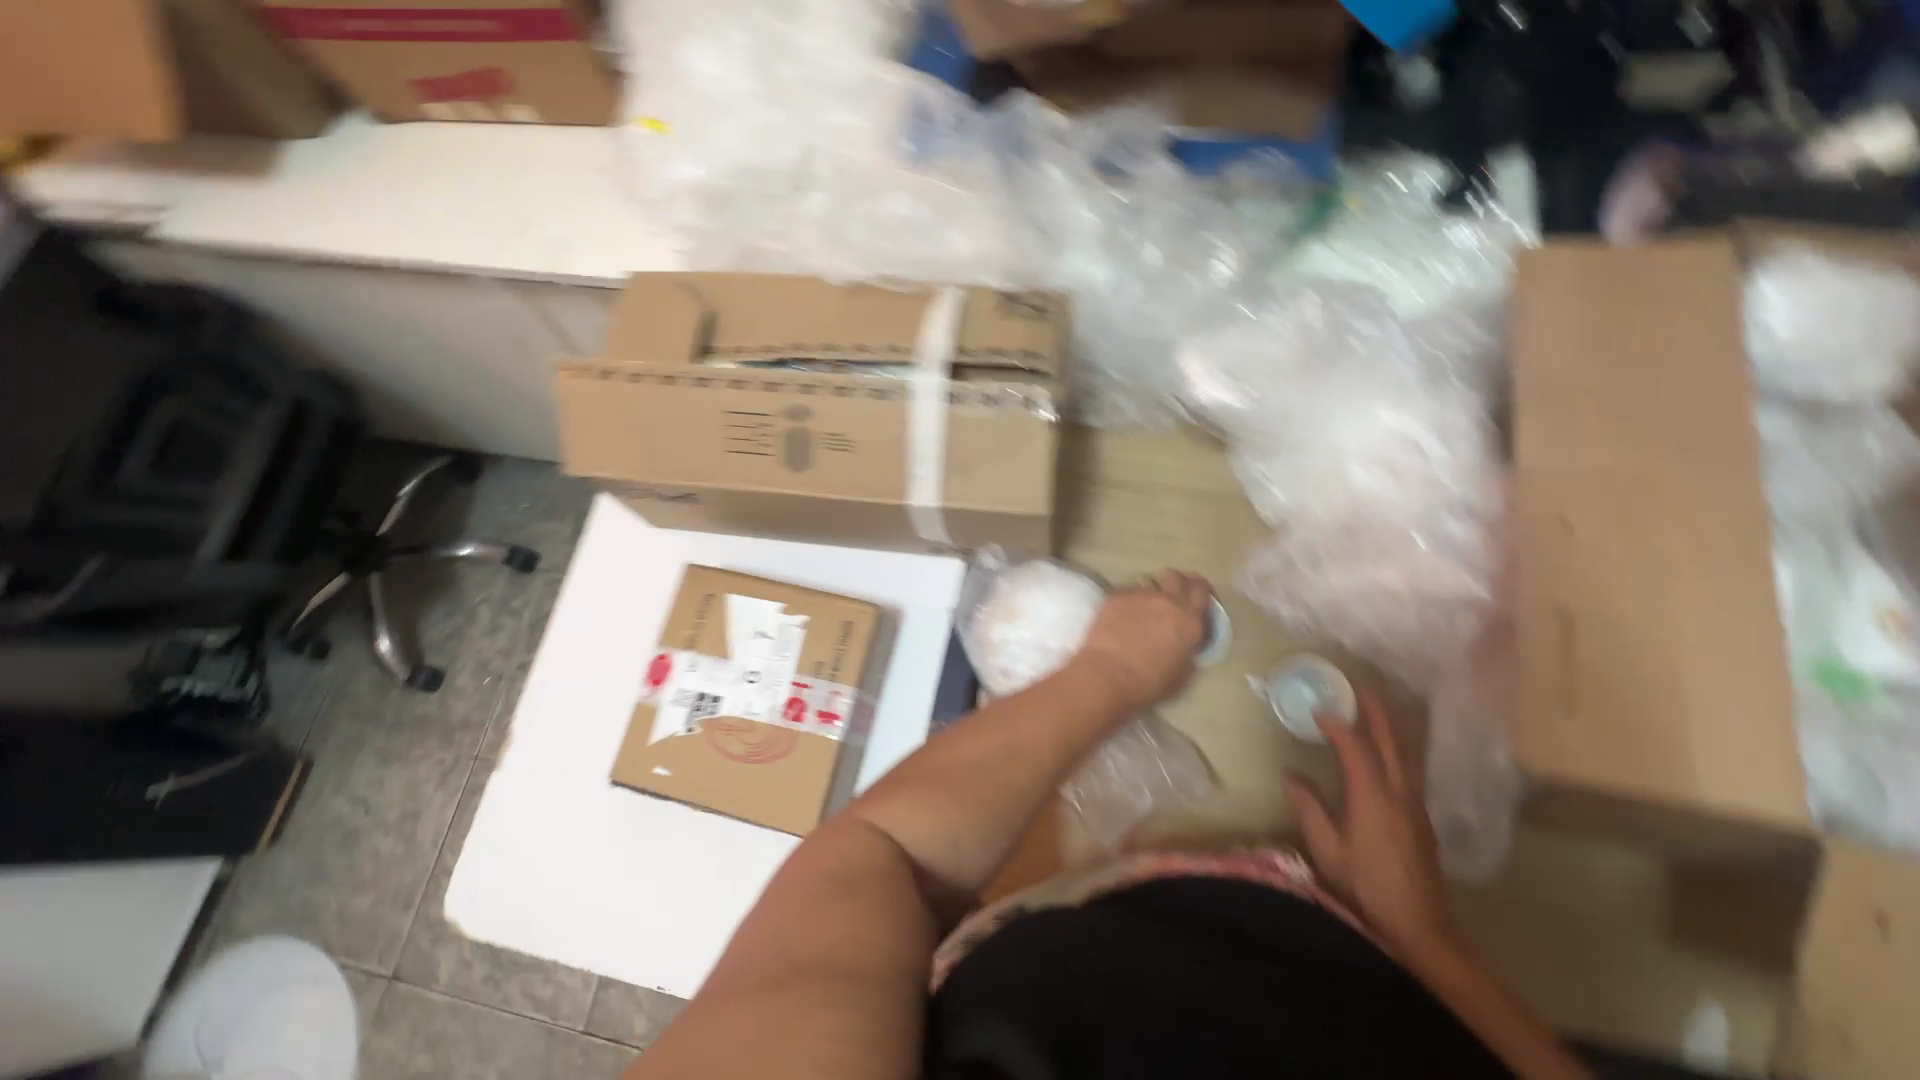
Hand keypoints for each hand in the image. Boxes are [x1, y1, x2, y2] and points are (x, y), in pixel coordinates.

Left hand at [1068, 570, 1211, 711]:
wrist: (1108, 675)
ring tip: (1142, 607)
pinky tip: (1120, 614)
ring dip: (1149, 591)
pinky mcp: (1116, 596)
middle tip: (1169, 597)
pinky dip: (1128, 599)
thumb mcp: (1182, 671)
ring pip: (1149, 581)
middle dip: (1175, 583)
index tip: (1195, 596)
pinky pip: (1127, 590)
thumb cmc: (1149, 682)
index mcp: (1190, 620)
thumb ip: (1186, 648)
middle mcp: (1168, 601)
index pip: (1202, 589)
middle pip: (1176, 577)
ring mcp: (1140, 595)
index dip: (1200, 589)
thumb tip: (1182, 642)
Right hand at [1285, 693, 1454, 960]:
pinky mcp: (1422, 820)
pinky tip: (1389, 756)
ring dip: (1391, 730)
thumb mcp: (1326, 849)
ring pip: (1406, 756)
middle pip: (1391, 742)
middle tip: (1361, 690)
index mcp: (1372, 797)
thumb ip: (1309, 808)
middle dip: (1376, 714)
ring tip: (1377, 713)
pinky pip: (1410, 771)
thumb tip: (1292, 774)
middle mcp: (1399, 793)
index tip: (1319, 711)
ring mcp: (1416, 806)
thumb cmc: (1365, 886)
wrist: (1416, 924)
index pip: (1356, 748)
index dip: (1338, 725)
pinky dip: (1398, 751)